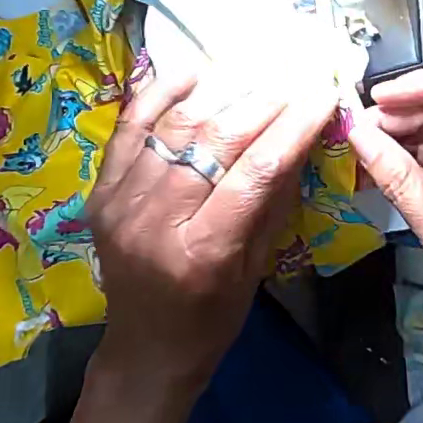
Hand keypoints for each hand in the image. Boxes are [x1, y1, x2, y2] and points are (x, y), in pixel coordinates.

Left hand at [87, 65, 337, 390]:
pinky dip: (161, 94)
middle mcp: (155, 220)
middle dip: (262, 102)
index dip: (293, 126)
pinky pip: (130, 126)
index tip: (322, 94)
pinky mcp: (100, 189)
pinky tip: (194, 74)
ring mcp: (120, 201)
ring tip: (254, 74)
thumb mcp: (257, 268)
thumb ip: (274, 200)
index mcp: (202, 252)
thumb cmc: (212, 320)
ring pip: (175, 125)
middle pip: (214, 140)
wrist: (146, 348)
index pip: (255, 171)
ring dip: (220, 92)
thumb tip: (301, 136)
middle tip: (294, 80)